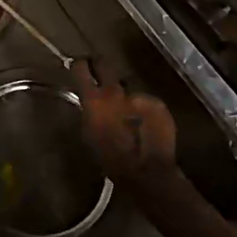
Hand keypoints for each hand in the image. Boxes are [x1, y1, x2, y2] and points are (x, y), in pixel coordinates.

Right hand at [75, 59, 177, 187]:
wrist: (146, 171)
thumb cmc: (110, 157)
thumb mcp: (88, 131)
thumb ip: (89, 110)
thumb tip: (89, 101)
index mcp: (93, 98)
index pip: (81, 68)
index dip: (79, 66)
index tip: (79, 66)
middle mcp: (114, 91)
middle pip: (105, 65)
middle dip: (100, 66)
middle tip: (99, 72)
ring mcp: (138, 96)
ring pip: (128, 89)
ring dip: (125, 97)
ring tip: (128, 113)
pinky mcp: (158, 104)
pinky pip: (146, 102)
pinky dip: (144, 110)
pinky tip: (145, 125)